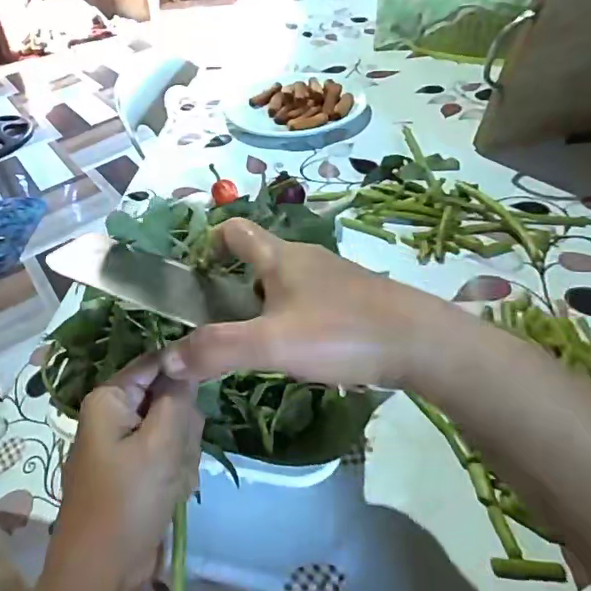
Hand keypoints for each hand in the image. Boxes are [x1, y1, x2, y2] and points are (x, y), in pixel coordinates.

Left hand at [56, 356, 203, 586]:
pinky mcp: (135, 473)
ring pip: (174, 431)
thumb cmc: (128, 501)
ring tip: (172, 483)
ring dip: (182, 456)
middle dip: (182, 428)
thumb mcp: (161, 443)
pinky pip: (168, 458)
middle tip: (177, 456)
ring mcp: (124, 446)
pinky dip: (176, 475)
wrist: (102, 574)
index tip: (211, 385)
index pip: (155, 363)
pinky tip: (171, 497)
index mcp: (109, 398)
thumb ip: (178, 397)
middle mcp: (113, 415)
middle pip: (168, 398)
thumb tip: (187, 361)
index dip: (184, 371)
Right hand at [161, 218, 520, 390]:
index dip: (211, 243)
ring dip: (266, 303)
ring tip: (258, 343)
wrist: (422, 343)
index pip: (236, 231)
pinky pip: (313, 302)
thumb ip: (217, 350)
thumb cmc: (341, 332)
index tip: (197, 272)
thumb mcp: (271, 344)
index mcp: (280, 257)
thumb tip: (167, 360)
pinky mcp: (357, 301)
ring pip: (288, 283)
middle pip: (260, 259)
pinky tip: (303, 352)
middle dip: (235, 282)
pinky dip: (295, 318)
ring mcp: (336, 279)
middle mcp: (307, 259)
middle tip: (221, 320)